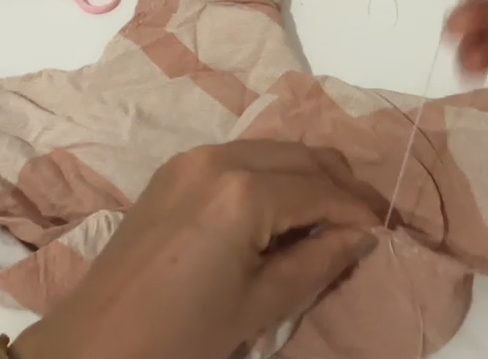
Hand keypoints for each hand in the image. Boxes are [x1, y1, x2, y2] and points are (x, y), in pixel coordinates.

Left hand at [11, 141, 383, 358]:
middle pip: (299, 154)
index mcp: (242, 191)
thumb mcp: (258, 304)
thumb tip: (362, 234)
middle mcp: (219, 156)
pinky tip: (284, 206)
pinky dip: (272, 173)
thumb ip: (317, 261)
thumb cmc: (183, 333)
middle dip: (339, 183)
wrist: (98, 340)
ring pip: (271, 148)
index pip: (319, 189)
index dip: (360, 208)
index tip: (390, 227)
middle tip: (368, 218)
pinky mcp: (176, 166)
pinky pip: (240, 155)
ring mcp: (193, 155)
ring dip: (306, 174)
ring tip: (332, 214)